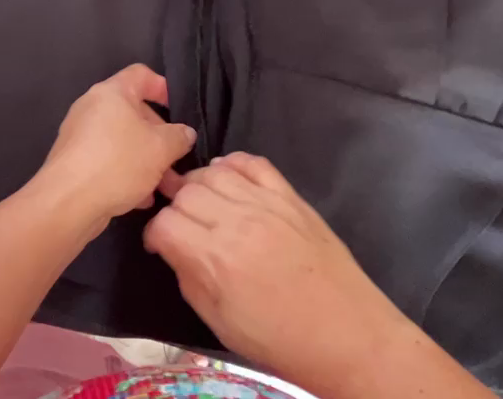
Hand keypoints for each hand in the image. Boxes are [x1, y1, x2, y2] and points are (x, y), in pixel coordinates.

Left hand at [32, 65, 197, 229]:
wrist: (67, 201)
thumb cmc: (117, 162)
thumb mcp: (160, 149)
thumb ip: (178, 137)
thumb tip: (185, 133)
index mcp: (111, 92)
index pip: (141, 75)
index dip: (163, 87)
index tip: (179, 109)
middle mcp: (93, 107)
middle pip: (134, 112)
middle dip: (160, 138)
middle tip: (177, 161)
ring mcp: (81, 134)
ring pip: (123, 141)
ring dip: (147, 161)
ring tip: (166, 187)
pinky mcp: (75, 161)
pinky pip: (108, 160)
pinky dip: (127, 173)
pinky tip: (142, 198)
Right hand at [144, 153, 407, 392]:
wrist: (347, 336)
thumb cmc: (279, 339)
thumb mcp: (218, 322)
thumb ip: (187, 277)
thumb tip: (171, 247)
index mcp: (216, 258)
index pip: (165, 222)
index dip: (155, 233)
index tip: (160, 245)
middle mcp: (237, 221)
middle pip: (186, 190)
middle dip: (174, 206)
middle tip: (181, 225)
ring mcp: (266, 203)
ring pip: (214, 171)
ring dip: (199, 183)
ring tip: (201, 201)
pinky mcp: (290, 196)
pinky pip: (253, 163)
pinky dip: (233, 163)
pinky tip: (228, 178)